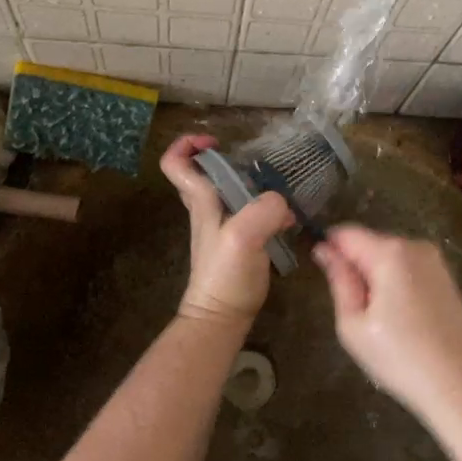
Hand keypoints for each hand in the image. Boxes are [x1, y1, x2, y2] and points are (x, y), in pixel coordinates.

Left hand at [160, 134, 295, 328]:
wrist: (221, 318)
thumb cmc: (225, 276)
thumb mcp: (244, 238)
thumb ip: (263, 211)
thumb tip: (282, 201)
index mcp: (202, 202)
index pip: (175, 164)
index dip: (187, 145)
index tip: (215, 142)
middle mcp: (208, 210)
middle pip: (203, 174)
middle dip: (224, 160)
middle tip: (254, 161)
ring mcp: (222, 227)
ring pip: (229, 192)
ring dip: (251, 184)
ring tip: (279, 187)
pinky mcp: (238, 243)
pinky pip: (249, 213)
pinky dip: (266, 208)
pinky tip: (286, 219)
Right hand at [312, 225, 461, 415]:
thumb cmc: (401, 358)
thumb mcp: (354, 325)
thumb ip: (339, 281)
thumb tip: (324, 250)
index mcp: (390, 252)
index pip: (346, 233)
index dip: (329, 250)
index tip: (324, 278)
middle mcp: (416, 246)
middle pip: (370, 245)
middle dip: (357, 270)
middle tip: (356, 314)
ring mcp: (436, 262)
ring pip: (390, 260)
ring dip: (378, 281)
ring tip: (382, 324)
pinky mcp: (448, 280)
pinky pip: (409, 273)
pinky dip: (398, 290)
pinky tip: (403, 325)